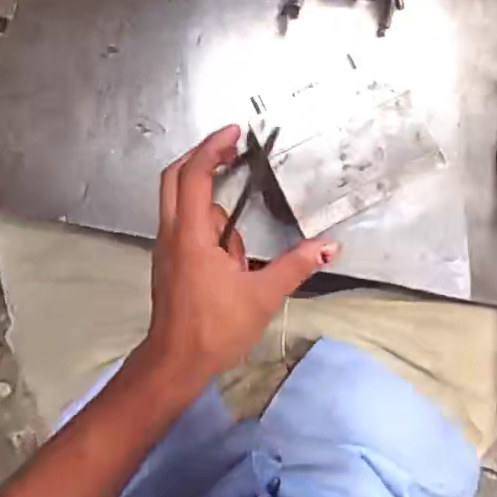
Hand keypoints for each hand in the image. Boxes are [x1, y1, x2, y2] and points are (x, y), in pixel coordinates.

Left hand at [144, 125, 338, 382]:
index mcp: (191, 235)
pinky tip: (232, 260)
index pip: (194, 176)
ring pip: (182, 205)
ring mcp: (167, 247)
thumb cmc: (214, 329)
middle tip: (232, 150)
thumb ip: (296, 266)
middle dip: (202, 157)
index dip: (212, 148)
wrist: (174, 364)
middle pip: (175, 177)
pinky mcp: (170, 260)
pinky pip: (186, 225)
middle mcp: (172, 233)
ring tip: (241, 257)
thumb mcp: (262, 296)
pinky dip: (207, 224)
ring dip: (212, 208)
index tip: (234, 132)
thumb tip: (329, 246)